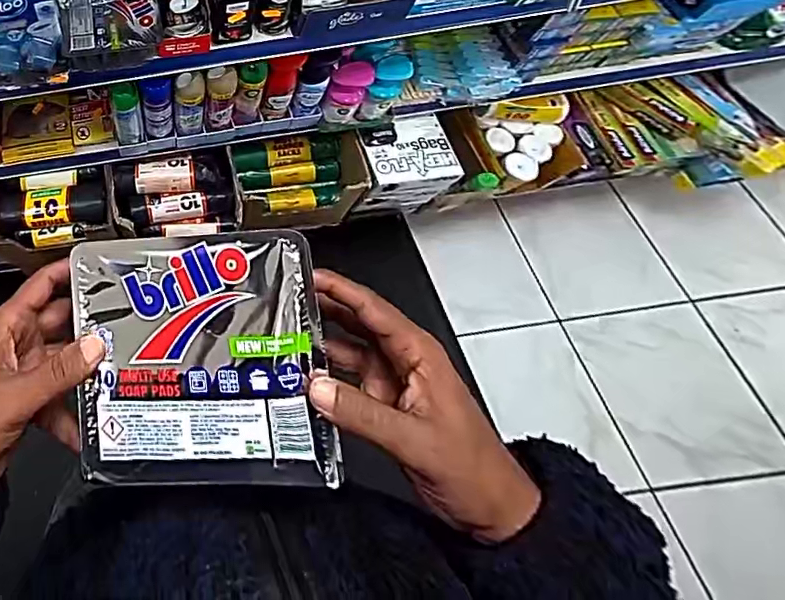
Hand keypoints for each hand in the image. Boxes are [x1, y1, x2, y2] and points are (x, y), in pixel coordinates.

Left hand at [0, 259, 103, 487]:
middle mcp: (19, 344)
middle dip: (91, 322)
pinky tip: (89, 422)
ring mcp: (27, 372)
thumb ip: (59, 370)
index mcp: (8, 327)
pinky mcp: (31, 400)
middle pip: (63, 321)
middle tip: (122, 322)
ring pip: (67, 359)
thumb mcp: (15, 393)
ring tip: (113, 371)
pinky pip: (62, 396)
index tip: (99, 265)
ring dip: (86, 368)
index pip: (42, 285)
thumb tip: (95, 345)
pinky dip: (75, 409)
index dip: (69, 270)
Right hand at [310, 269, 541, 544]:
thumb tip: (318, 388)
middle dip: (327, 306)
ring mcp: (395, 382)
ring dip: (324, 341)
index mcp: (419, 352)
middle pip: (360, 322)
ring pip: (352, 350)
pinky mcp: (386, 404)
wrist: (491, 508)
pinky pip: (351, 380)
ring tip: (292, 332)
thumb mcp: (413, 439)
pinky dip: (329, 376)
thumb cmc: (473, 467)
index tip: (314, 276)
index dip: (342, 289)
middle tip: (293, 295)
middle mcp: (405, 360)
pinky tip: (309, 376)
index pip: (373, 309)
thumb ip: (360, 412)